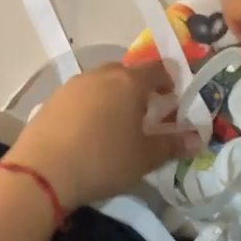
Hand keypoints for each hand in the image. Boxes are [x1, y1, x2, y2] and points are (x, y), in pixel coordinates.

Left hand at [4, 63, 201, 208]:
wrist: (42, 172)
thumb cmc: (103, 160)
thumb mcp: (144, 158)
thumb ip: (172, 145)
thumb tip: (197, 139)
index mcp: (129, 82)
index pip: (157, 68)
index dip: (169, 79)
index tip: (174, 97)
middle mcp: (100, 75)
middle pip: (126, 72)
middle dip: (140, 88)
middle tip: (147, 112)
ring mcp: (72, 86)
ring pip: (100, 83)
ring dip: (112, 97)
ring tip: (117, 124)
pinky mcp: (51, 101)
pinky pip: (80, 97)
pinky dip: (90, 108)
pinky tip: (89, 132)